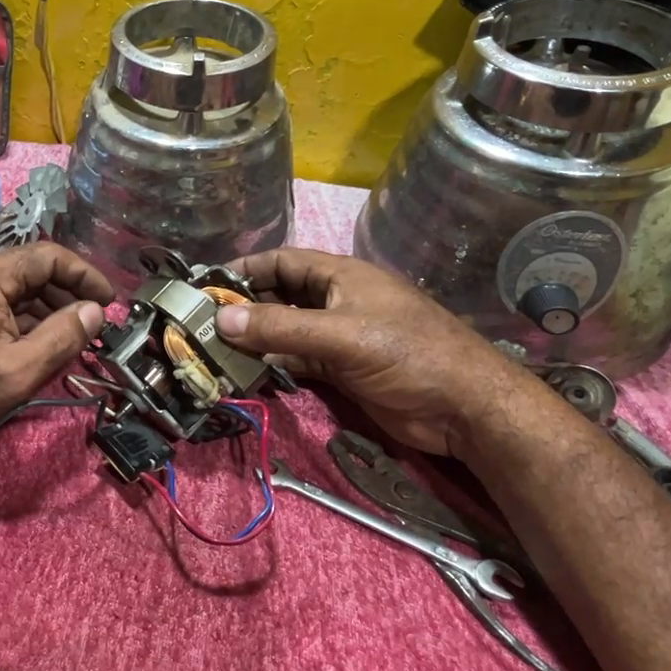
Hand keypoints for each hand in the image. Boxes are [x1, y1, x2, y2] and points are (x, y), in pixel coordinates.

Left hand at [0, 243, 113, 442]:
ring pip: (15, 286)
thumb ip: (63, 337)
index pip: (47, 256)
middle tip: (94, 322)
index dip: (84, 274)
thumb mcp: (20, 370)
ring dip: (47, 306)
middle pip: (31, 269)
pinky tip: (40, 341)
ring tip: (72, 335)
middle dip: (67, 293)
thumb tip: (95, 311)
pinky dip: (23, 315)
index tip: (109, 299)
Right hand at [217, 248, 532, 455]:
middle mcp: (337, 300)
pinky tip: (248, 373)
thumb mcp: (341, 336)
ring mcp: (340, 335)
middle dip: (244, 307)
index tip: (206, 285)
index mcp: (341, 276)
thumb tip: (220, 319)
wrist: (467, 409)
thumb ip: (280, 329)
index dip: (245, 269)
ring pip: (286, 330)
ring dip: (255, 339)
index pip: (282, 261)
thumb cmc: (408, 354)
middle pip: (280, 296)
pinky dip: (274, 365)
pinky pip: (298, 360)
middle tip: (203, 322)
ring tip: (215, 349)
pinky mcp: (343, 368)